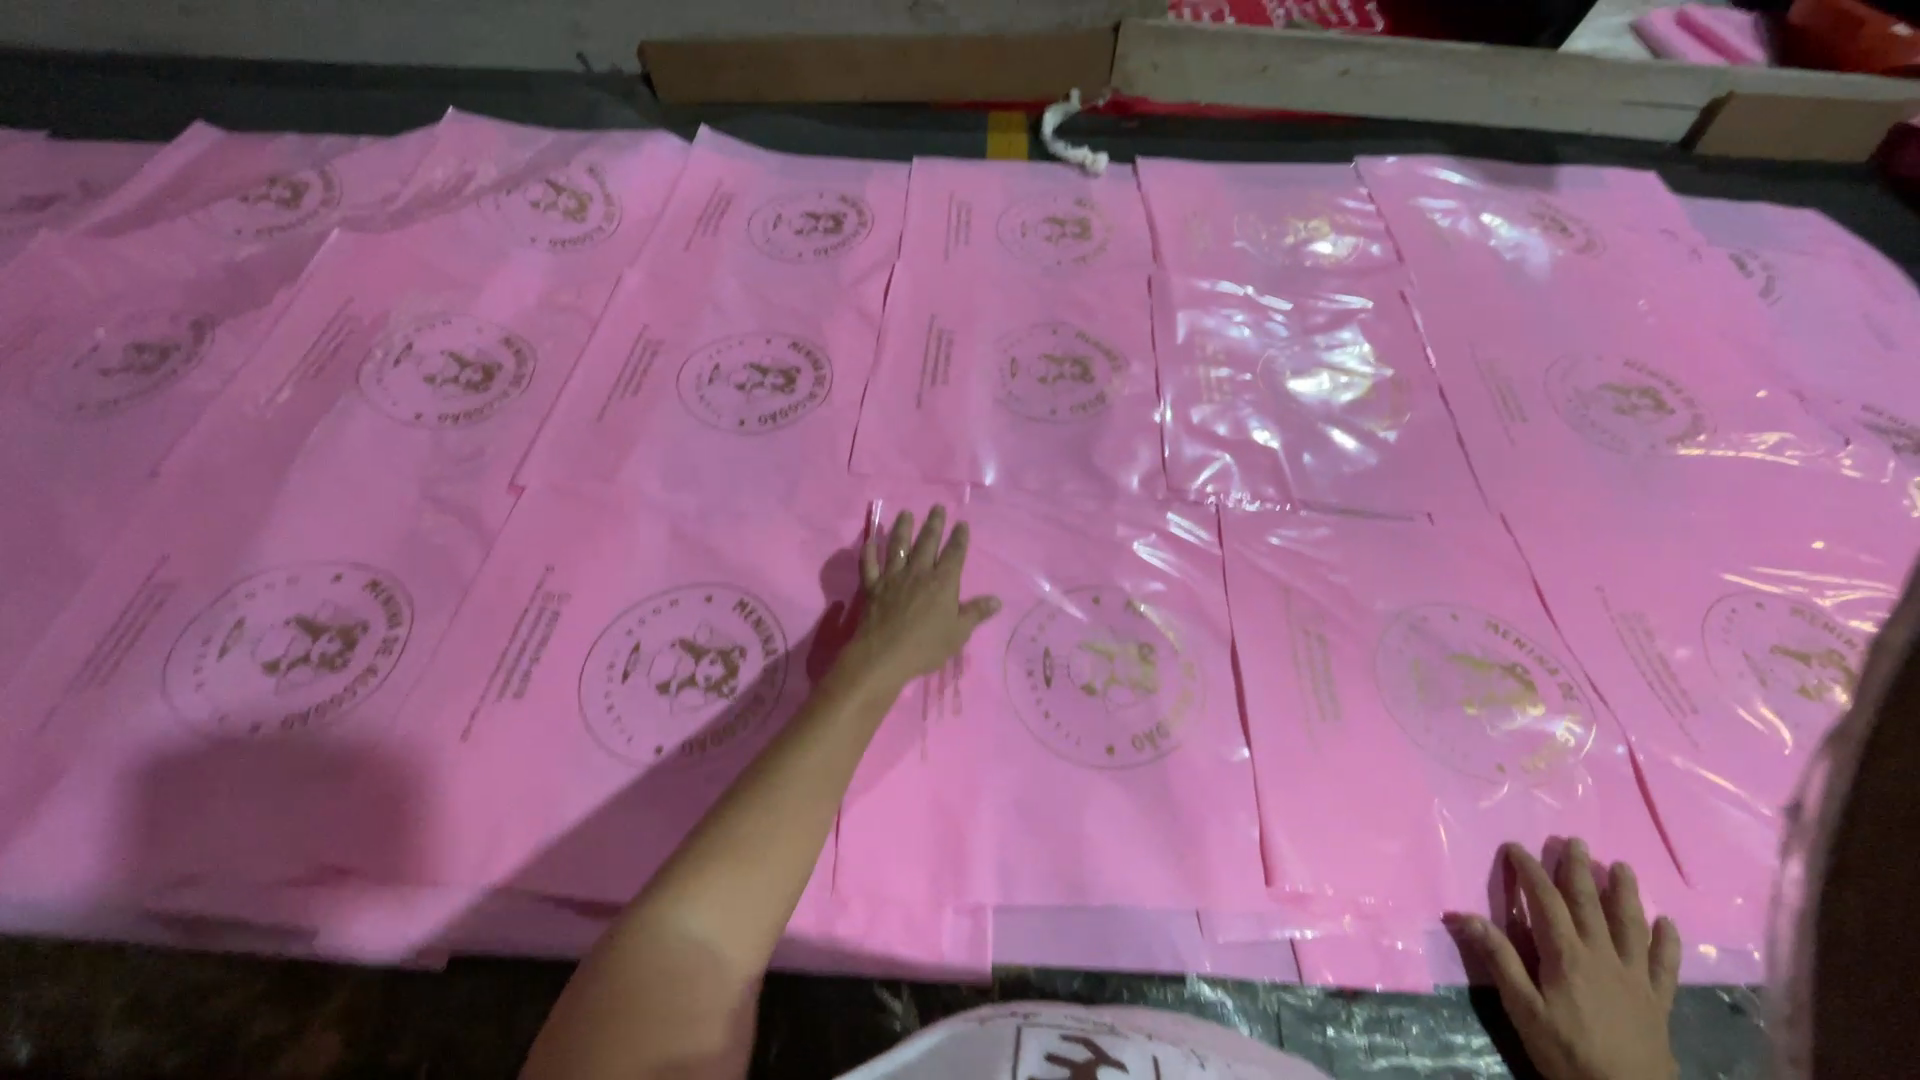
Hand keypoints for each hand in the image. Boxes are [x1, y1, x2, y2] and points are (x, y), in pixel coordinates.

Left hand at [846, 505, 1000, 685]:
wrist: (884, 655)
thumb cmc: (926, 646)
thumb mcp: (958, 633)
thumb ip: (975, 613)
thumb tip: (996, 600)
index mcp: (943, 582)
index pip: (954, 554)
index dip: (959, 538)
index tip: (961, 523)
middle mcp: (918, 573)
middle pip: (927, 542)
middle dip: (933, 524)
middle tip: (936, 508)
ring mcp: (892, 577)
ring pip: (898, 547)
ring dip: (902, 528)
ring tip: (905, 513)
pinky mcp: (872, 587)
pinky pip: (869, 565)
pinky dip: (868, 552)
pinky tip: (869, 541)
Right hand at [1449, 840, 1681, 1079]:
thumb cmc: (1566, 1052)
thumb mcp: (1523, 1009)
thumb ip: (1499, 959)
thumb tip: (1464, 915)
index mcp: (1566, 956)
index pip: (1545, 902)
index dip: (1529, 871)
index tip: (1515, 847)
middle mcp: (1603, 957)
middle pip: (1589, 905)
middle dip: (1578, 870)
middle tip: (1574, 841)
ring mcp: (1635, 978)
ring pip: (1630, 925)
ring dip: (1624, 893)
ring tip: (1621, 866)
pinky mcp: (1658, 1000)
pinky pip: (1665, 964)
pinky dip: (1667, 941)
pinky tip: (1666, 923)